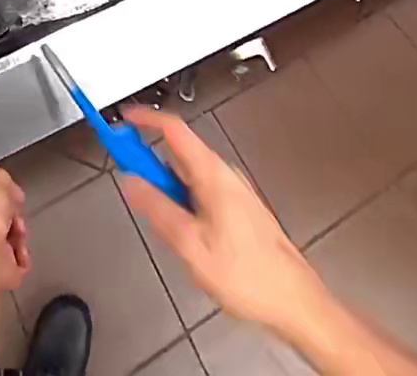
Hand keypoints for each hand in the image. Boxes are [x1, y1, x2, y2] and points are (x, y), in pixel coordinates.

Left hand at [0, 168, 30, 290]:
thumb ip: (1, 178)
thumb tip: (6, 189)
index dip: (3, 193)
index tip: (15, 195)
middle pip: (1, 217)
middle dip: (15, 216)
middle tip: (18, 218)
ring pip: (10, 238)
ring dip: (20, 237)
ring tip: (19, 238)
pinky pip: (15, 260)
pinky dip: (21, 257)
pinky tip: (20, 255)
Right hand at [116, 105, 330, 335]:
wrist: (292, 297)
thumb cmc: (249, 274)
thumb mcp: (190, 244)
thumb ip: (158, 209)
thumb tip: (132, 183)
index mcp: (212, 173)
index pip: (173, 128)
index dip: (146, 119)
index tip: (124, 119)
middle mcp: (223, 174)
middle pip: (178, 151)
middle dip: (150, 164)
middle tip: (133, 183)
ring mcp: (231, 188)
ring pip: (188, 175)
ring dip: (167, 189)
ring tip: (167, 226)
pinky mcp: (236, 205)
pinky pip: (200, 190)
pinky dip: (183, 200)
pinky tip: (186, 234)